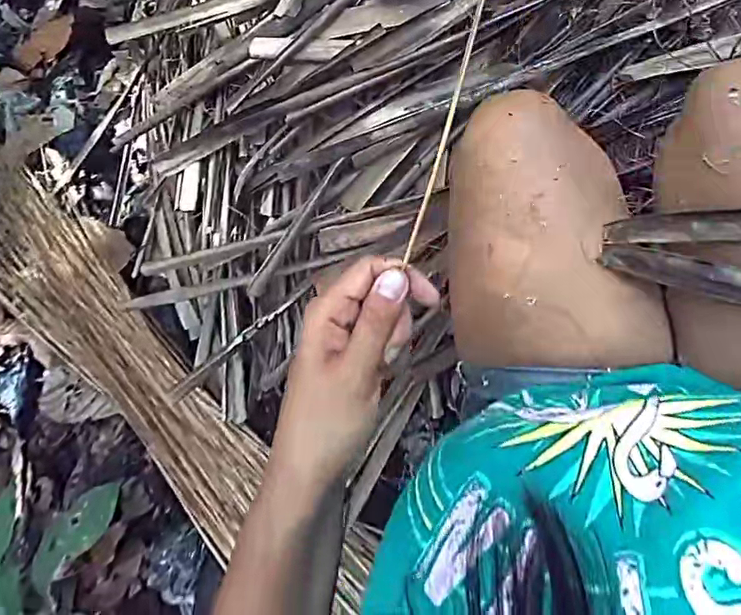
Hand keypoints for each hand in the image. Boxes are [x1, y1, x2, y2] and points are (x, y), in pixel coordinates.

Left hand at [267, 257, 439, 492]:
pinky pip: (381, 336)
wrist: (309, 473)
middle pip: (381, 288)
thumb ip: (378, 320)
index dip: (403, 275)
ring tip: (380, 369)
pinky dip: (388, 352)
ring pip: (385, 313)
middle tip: (389, 353)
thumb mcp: (357, 370)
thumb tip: (397, 274)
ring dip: (394, 338)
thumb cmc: (326, 426)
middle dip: (397, 317)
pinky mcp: (352, 352)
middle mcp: (333, 314)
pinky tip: (380, 374)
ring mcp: (342, 333)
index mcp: (326, 309)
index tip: (431, 299)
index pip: (369, 267)